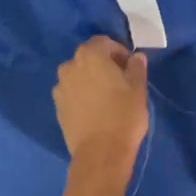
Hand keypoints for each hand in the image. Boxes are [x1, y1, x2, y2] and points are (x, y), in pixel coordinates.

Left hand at [54, 35, 148, 174]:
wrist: (101, 153)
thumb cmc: (124, 116)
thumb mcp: (138, 89)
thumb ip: (136, 68)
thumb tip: (136, 57)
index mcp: (90, 55)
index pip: (104, 42)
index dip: (118, 51)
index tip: (130, 67)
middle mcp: (70, 66)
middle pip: (87, 58)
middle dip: (102, 65)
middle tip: (119, 81)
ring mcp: (60, 87)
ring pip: (77, 76)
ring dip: (90, 80)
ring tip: (105, 97)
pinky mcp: (57, 107)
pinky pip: (71, 94)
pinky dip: (81, 96)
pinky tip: (93, 110)